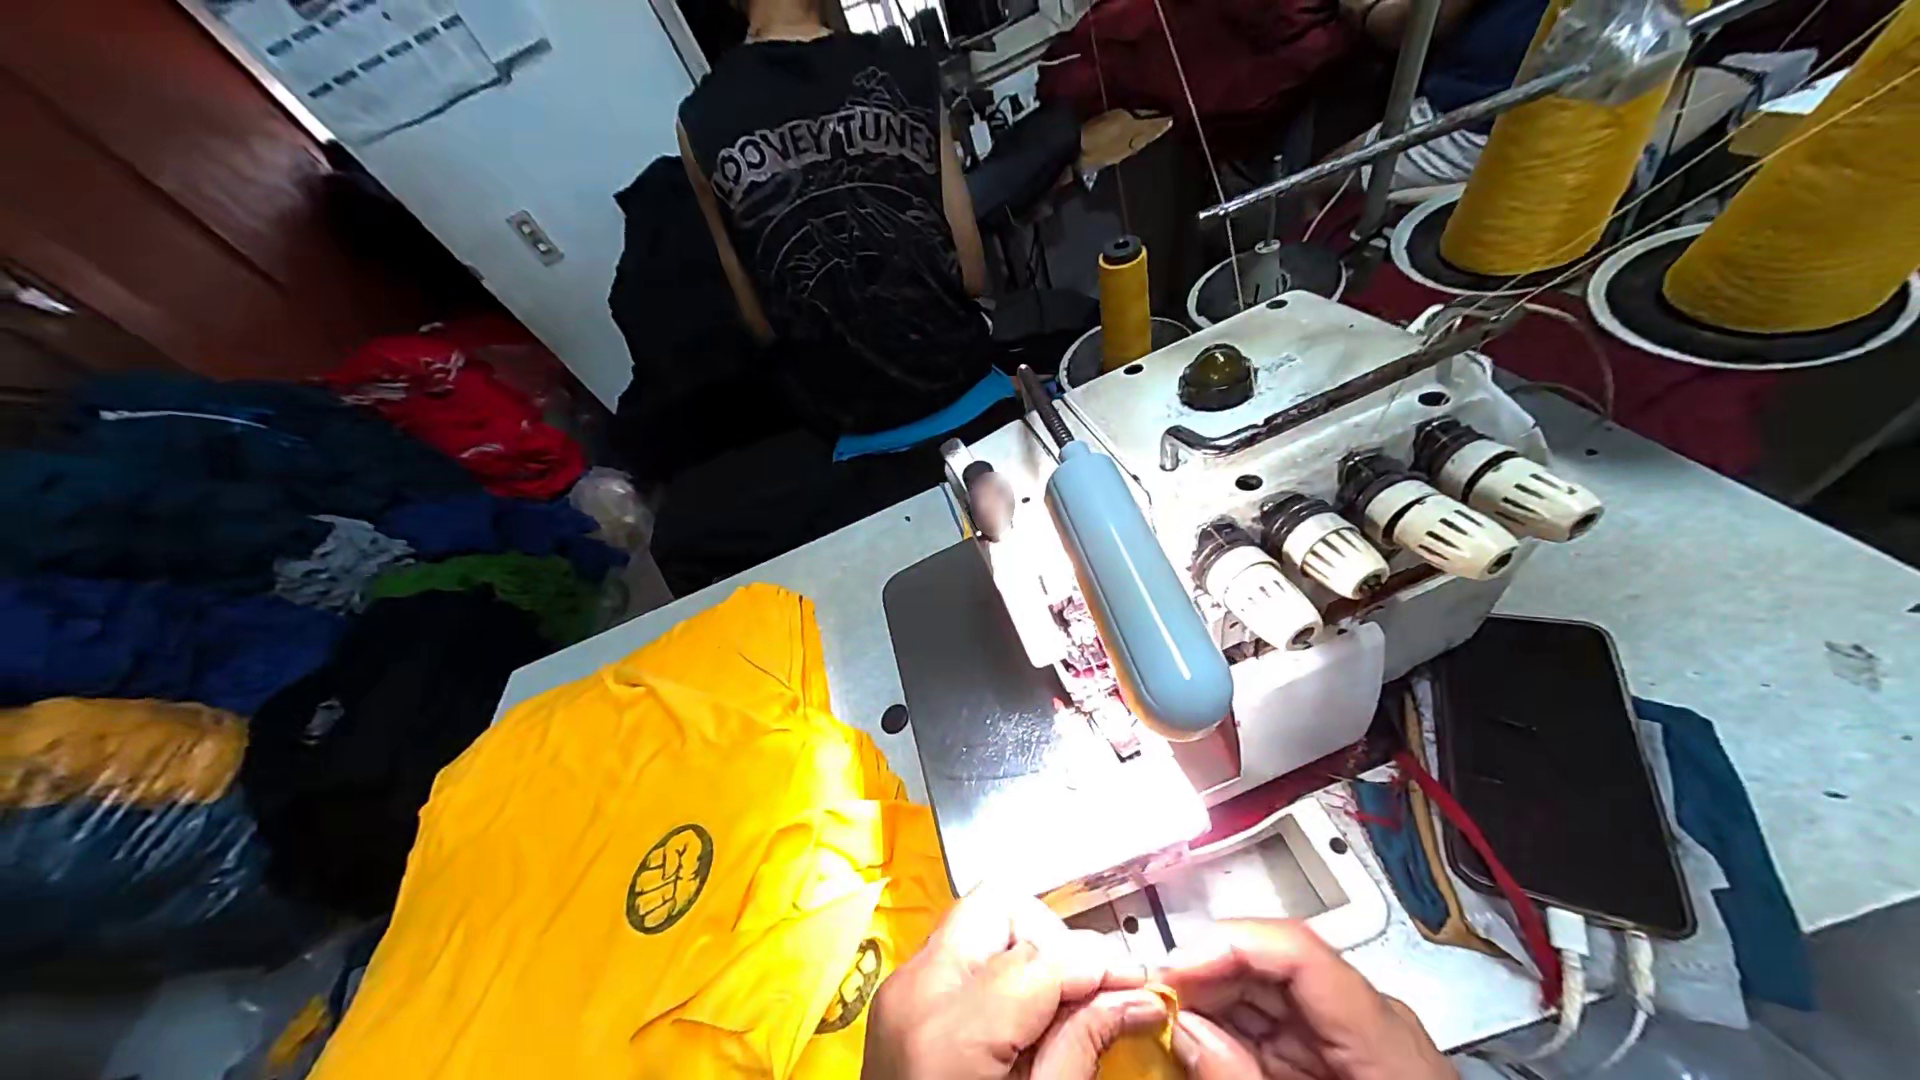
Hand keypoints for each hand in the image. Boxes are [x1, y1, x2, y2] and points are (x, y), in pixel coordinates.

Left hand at [863, 889, 1170, 1079]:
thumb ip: (1080, 1047)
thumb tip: (1133, 998)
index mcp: (948, 1034)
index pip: (1038, 957)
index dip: (1095, 964)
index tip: (1132, 983)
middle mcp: (916, 988)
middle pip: (1000, 905)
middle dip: (1052, 937)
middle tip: (1084, 990)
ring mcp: (901, 985)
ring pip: (980, 915)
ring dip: (1026, 945)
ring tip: (1053, 1002)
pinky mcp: (899, 991)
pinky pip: (960, 945)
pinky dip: (999, 962)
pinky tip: (1019, 1010)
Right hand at [1158, 920, 1453, 1079]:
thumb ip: (1241, 1079)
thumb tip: (1186, 1029)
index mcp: (1387, 1041)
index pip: (1298, 949)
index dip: (1225, 944)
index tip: (1175, 967)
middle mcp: (1373, 1022)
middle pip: (1273, 962)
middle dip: (1208, 974)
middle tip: (1162, 999)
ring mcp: (1357, 1036)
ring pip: (1267, 988)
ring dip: (1215, 1002)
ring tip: (1176, 1025)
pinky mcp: (1341, 1055)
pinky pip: (1277, 1023)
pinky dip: (1236, 1030)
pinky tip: (1209, 1046)